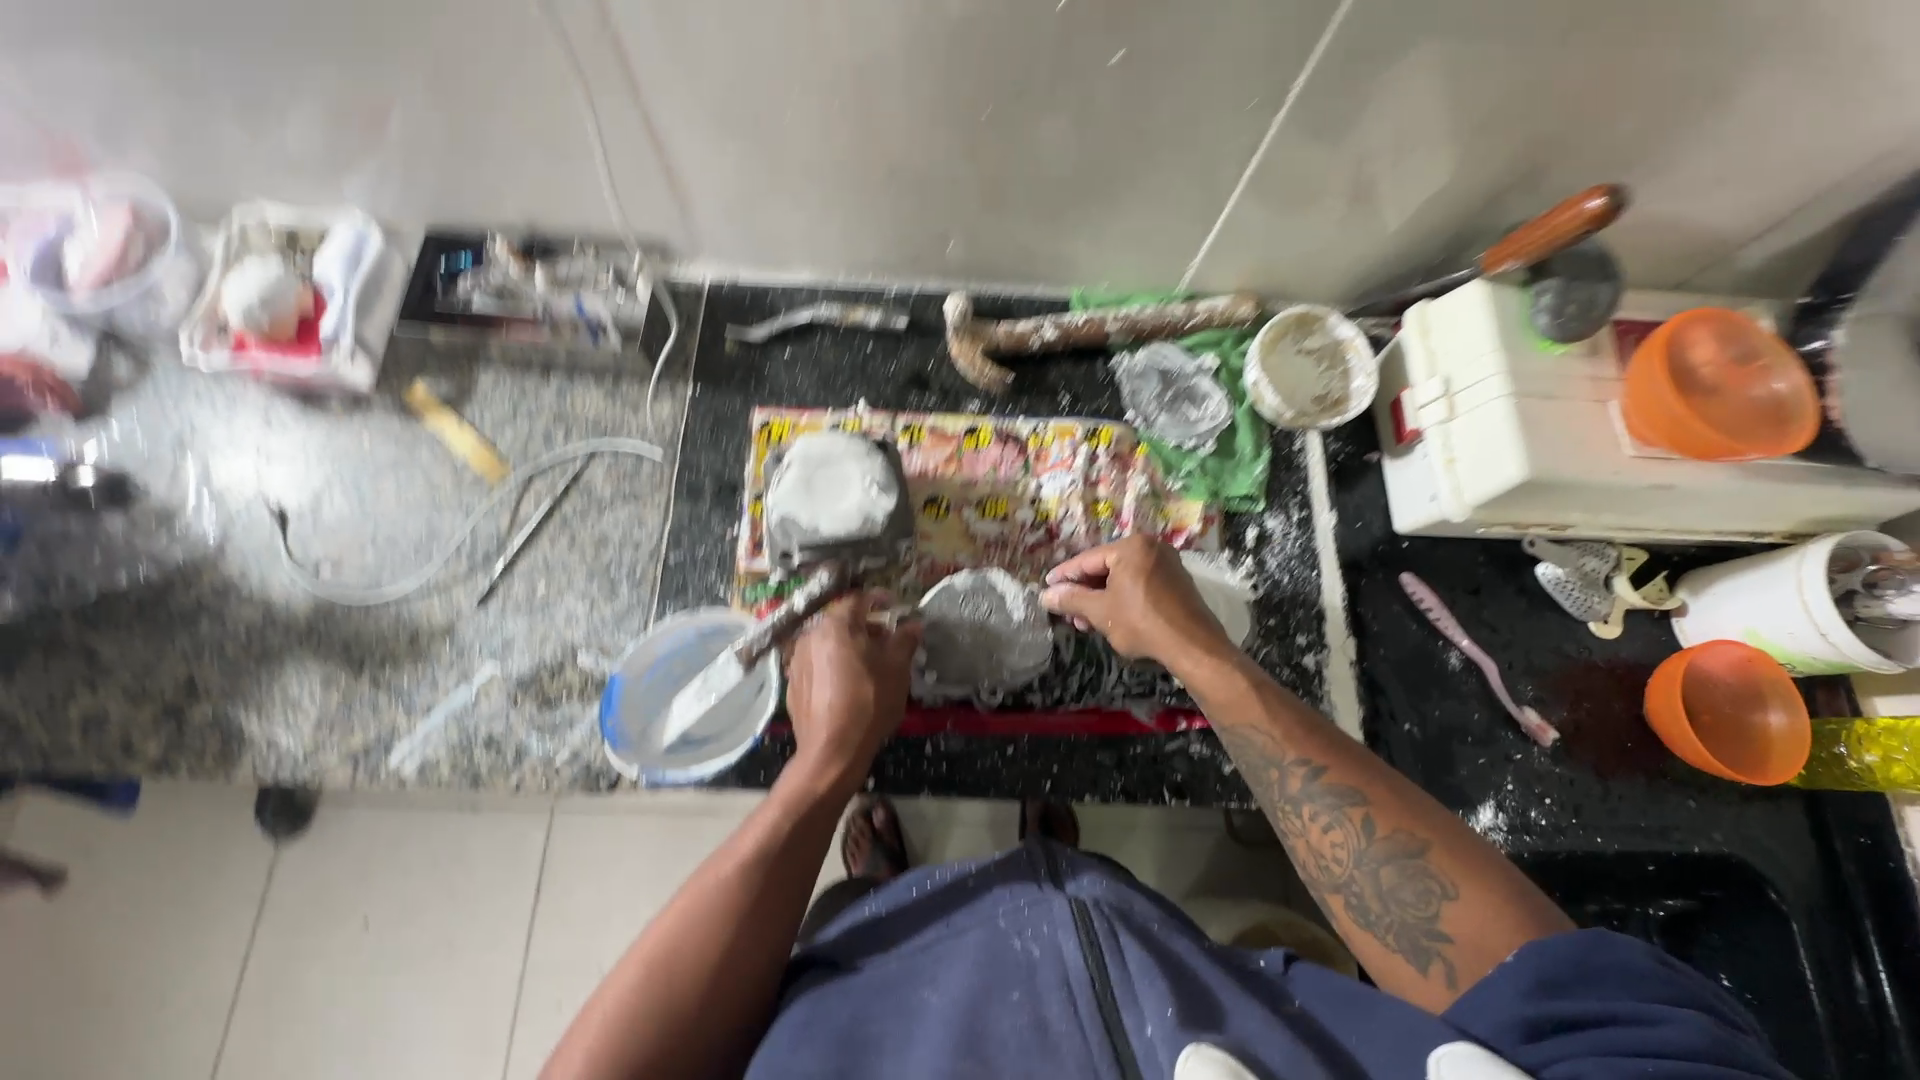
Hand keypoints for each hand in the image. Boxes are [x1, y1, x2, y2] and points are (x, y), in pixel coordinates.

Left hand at [783, 590, 921, 795]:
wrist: (832, 750)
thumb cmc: (869, 702)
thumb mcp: (897, 669)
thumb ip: (905, 640)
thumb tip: (913, 624)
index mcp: (836, 625)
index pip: (859, 600)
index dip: (879, 600)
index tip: (894, 608)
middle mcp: (810, 636)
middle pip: (841, 622)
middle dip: (865, 627)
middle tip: (887, 641)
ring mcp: (797, 661)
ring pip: (827, 644)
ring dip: (848, 647)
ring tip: (869, 666)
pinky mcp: (793, 685)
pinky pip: (817, 665)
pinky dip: (833, 666)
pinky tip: (847, 686)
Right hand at [1041, 535, 1235, 674]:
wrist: (1193, 646)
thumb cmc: (1142, 623)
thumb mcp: (1100, 611)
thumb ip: (1071, 599)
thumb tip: (1046, 595)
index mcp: (1132, 546)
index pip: (1087, 559)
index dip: (1064, 575)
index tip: (1047, 587)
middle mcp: (1151, 547)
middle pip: (1106, 568)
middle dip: (1085, 592)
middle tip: (1067, 611)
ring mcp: (1167, 564)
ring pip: (1123, 578)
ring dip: (1101, 599)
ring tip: (1085, 622)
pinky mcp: (1176, 583)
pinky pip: (1140, 585)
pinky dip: (1122, 599)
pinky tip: (1110, 619)